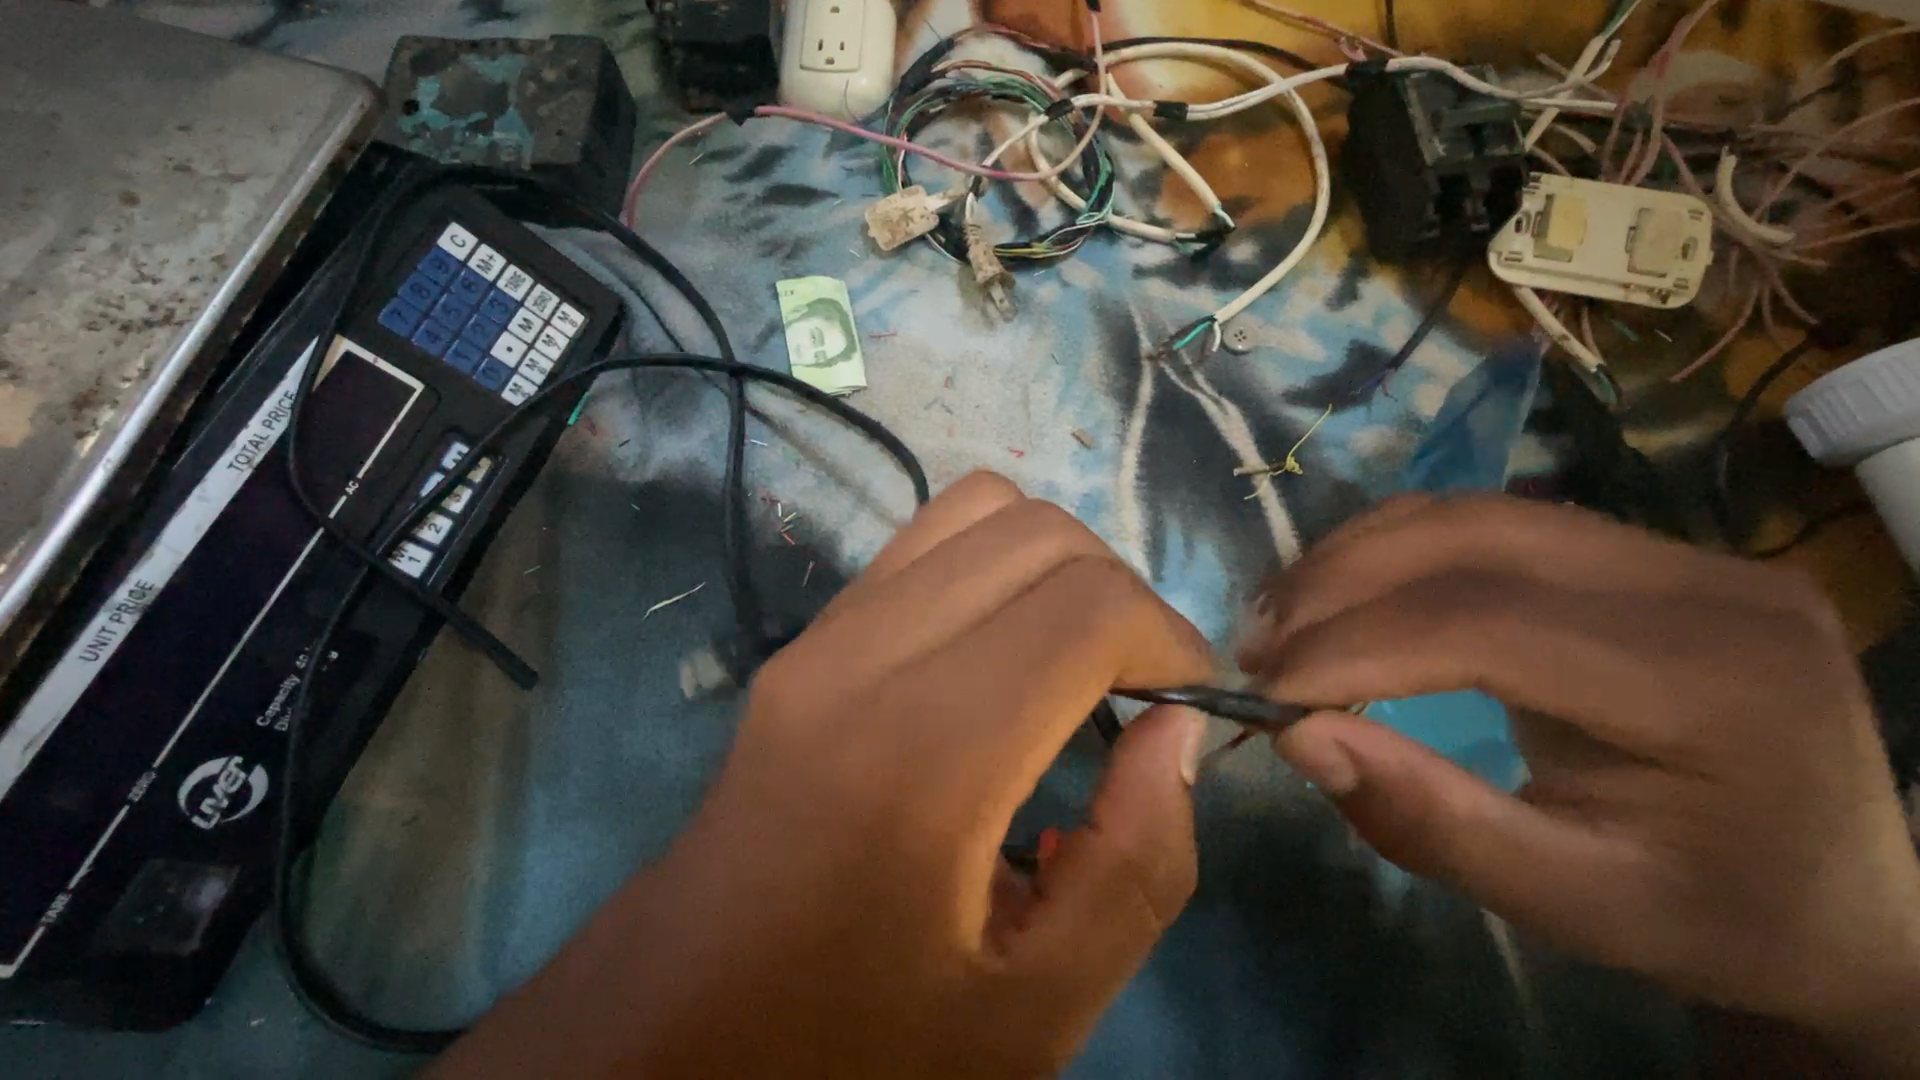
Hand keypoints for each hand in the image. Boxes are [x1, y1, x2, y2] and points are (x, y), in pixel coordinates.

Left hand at [431, 473, 1212, 1077]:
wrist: (675, 1028)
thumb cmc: (854, 1042)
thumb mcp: (1032, 1011)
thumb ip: (1137, 866)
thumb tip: (1175, 729)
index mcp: (927, 753)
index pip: (1088, 606)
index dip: (1172, 638)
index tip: (1195, 705)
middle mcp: (863, 658)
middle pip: (1037, 534)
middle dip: (1122, 592)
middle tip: (1144, 687)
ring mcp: (820, 637)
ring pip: (974, 511)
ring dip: (1056, 566)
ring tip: (1079, 659)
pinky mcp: (801, 642)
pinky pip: (921, 547)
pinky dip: (993, 566)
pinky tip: (1004, 654)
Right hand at [1237, 495, 1919, 1071]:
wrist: (1844, 898)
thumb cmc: (1707, 916)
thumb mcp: (1567, 901)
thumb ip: (1429, 820)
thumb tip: (1295, 736)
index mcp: (1708, 684)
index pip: (1482, 624)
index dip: (1350, 648)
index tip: (1262, 693)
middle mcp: (1702, 585)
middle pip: (1467, 539)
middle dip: (1335, 587)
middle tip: (1253, 647)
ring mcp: (1677, 552)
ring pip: (1466, 512)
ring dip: (1351, 557)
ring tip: (1280, 617)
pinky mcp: (1641, 549)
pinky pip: (1486, 521)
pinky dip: (1391, 550)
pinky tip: (1343, 593)